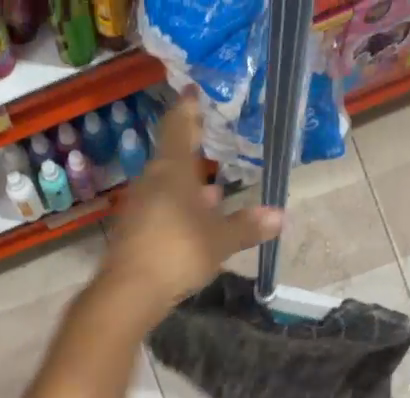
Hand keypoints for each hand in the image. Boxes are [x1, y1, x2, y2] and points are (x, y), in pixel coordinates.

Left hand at [97, 91, 283, 315]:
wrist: (130, 291)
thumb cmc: (178, 253)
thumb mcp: (220, 241)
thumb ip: (247, 226)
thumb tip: (279, 215)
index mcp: (172, 171)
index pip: (178, 127)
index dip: (188, 110)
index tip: (193, 94)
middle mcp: (151, 182)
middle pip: (172, 161)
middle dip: (194, 160)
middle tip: (212, 152)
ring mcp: (137, 208)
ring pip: (166, 190)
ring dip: (188, 192)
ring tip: (212, 196)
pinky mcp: (132, 234)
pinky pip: (158, 213)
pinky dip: (176, 214)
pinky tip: (191, 227)